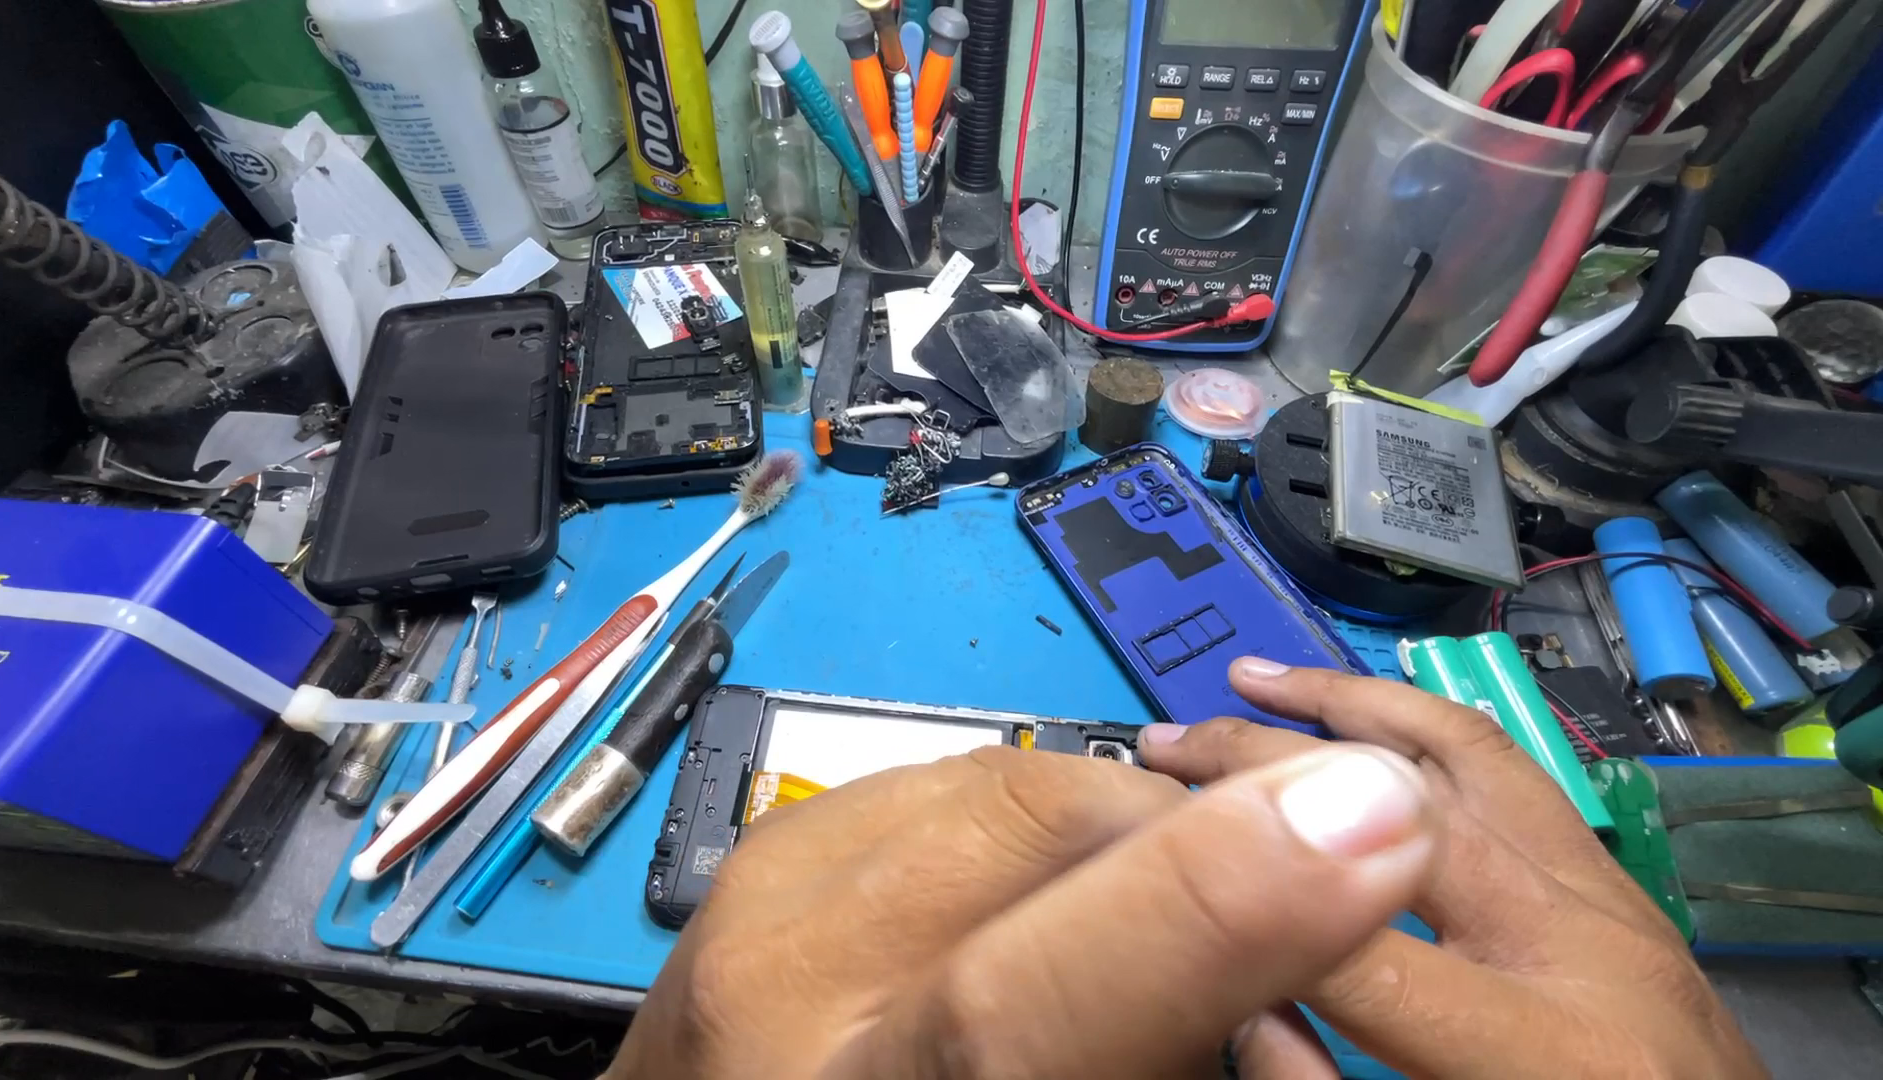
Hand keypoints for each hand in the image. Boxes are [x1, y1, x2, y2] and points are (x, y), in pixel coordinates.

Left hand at [609, 738, 1440, 1077]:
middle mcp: (782, 977)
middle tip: (1267, 877)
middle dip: (1181, 832)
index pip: (1018, 1006)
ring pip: (1000, 776)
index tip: (1365, 807)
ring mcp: (769, 880)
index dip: (1198, 903)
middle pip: (1025, 825)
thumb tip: (1274, 994)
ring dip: (1113, 821)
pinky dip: (1034, 816)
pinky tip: (1040, 881)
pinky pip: (951, 778)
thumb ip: (1144, 1049)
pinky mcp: (779, 834)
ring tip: (1145, 895)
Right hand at [1137, 657, 1765, 1079]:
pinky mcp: (1613, 882)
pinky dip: (1409, 717)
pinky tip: (1353, 705)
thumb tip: (1230, 981)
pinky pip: (1499, 762)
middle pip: (1389, 804)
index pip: (1339, 928)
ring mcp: (1610, 897)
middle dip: (1255, 756)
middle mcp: (1586, 947)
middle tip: (1167, 742)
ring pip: (1460, 746)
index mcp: (1547, 1049)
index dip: (1226, 874)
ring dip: (1338, 700)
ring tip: (1254, 678)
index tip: (1149, 835)